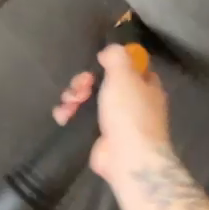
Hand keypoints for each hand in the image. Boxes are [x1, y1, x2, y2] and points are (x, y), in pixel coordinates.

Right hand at [51, 44, 172, 182]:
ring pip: (87, 98)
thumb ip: (116, 57)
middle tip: (81, 86)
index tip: (98, 62)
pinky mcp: (97, 134)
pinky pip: (79, 117)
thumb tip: (108, 52)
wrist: (127, 157)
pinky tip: (64, 116)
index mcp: (145, 86)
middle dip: (85, 81)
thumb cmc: (130, 113)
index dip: (112, 62)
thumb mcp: (124, 75)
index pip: (129, 67)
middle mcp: (131, 101)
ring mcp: (114, 119)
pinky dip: (68, 114)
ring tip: (70, 103)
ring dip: (73, 96)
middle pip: (102, 81)